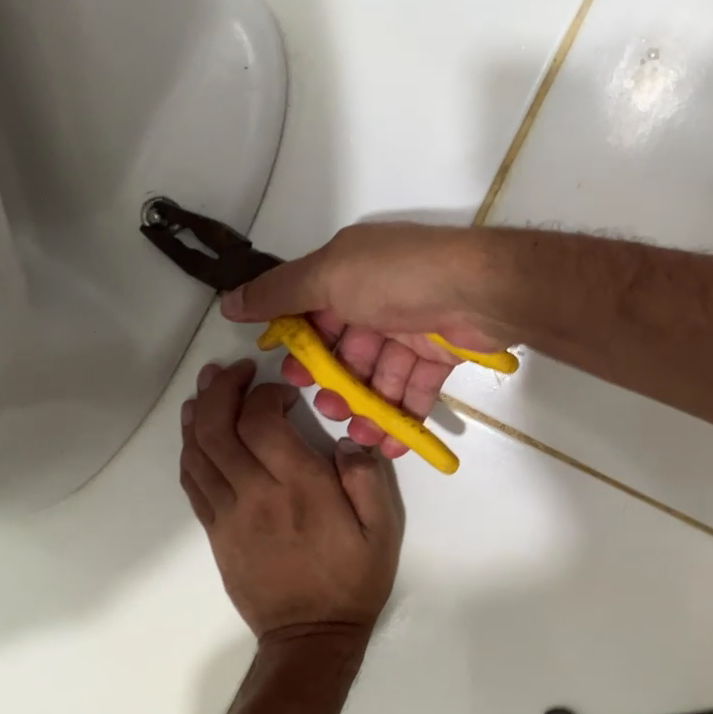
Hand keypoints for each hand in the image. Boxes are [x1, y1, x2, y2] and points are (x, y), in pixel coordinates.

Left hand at [179, 359, 405, 639]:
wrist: (310, 636)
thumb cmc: (353, 580)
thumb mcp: (383, 529)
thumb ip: (368, 478)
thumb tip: (345, 442)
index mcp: (300, 488)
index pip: (262, 423)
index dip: (266, 394)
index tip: (284, 390)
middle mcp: (256, 495)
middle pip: (219, 429)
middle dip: (222, 390)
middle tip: (235, 369)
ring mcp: (229, 514)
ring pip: (198, 451)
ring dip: (199, 412)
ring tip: (208, 386)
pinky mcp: (215, 532)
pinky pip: (192, 481)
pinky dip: (190, 448)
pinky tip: (195, 429)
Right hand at [219, 224, 509, 457]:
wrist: (481, 293)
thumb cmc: (398, 279)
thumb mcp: (330, 276)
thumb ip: (281, 292)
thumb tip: (231, 302)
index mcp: (352, 271)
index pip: (314, 309)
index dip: (298, 343)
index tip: (286, 376)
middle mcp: (381, 296)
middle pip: (347, 347)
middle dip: (333, 382)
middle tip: (326, 409)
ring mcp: (414, 326)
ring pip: (380, 373)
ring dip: (366, 405)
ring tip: (358, 434)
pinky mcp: (441, 354)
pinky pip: (414, 387)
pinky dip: (401, 414)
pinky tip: (388, 443)